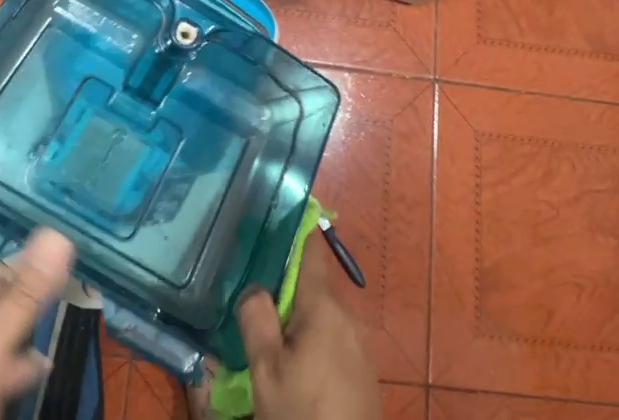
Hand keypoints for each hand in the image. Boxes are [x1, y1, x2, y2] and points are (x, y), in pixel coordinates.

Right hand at [236, 242, 380, 419]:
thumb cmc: (302, 412)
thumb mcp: (265, 370)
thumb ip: (257, 320)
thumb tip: (255, 286)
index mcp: (324, 309)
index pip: (311, 255)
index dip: (295, 234)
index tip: (278, 216)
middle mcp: (348, 319)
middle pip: (312, 291)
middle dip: (286, 293)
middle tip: (254, 305)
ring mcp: (360, 347)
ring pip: (322, 320)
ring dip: (299, 323)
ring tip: (270, 342)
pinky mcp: (364, 374)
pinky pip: (333, 344)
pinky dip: (314, 346)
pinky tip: (297, 369)